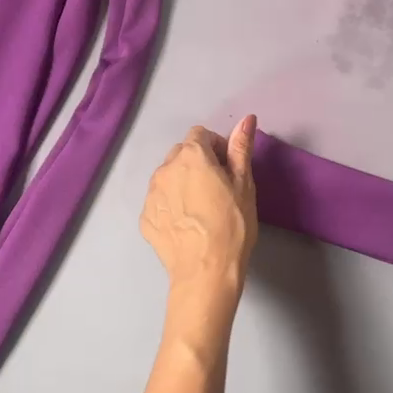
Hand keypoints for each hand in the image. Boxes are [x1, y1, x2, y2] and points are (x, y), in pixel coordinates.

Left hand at [140, 116, 258, 298]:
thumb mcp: (244, 184)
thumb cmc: (232, 225)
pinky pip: (160, 201)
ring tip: (201, 208)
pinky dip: (171, 205)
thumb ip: (241, 147)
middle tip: (216, 188)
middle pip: (181, 153)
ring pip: (168, 177)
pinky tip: (187, 225)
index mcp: (191, 156)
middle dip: (198, 162)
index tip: (228, 168)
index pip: (200, 134)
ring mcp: (151, 195)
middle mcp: (165, 169)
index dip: (216, 147)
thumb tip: (247, 118)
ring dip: (182, 182)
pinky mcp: (145, 219)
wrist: (206, 273)